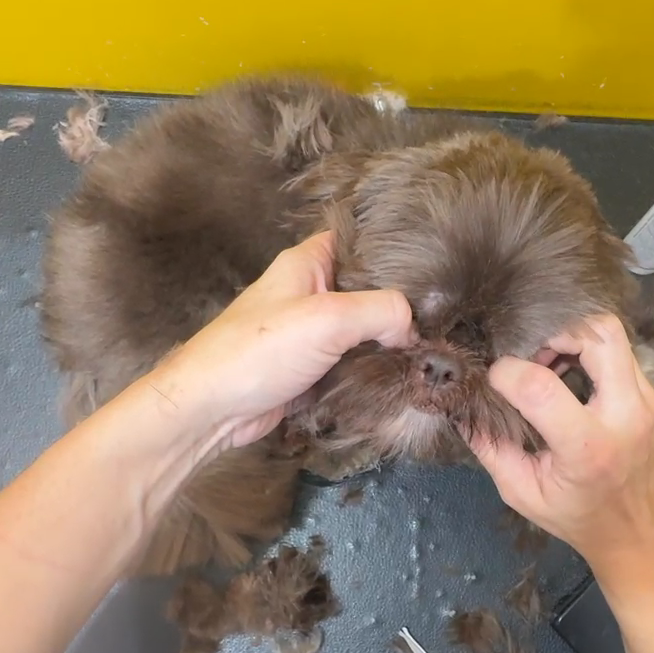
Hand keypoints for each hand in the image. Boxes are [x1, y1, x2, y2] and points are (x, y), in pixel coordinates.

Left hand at [139, 232, 414, 448]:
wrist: (212, 409)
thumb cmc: (259, 352)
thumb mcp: (328, 319)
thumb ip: (381, 312)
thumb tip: (412, 330)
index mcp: (308, 263)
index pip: (362, 242)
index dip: (397, 252)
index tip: (436, 270)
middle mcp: (310, 293)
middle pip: (367, 291)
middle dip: (399, 306)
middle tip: (441, 318)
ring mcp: (309, 333)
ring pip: (361, 331)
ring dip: (386, 343)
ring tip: (427, 349)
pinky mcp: (309, 369)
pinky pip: (349, 363)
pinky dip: (369, 370)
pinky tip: (398, 375)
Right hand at [466, 316, 653, 569]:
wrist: (635, 531)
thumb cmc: (575, 516)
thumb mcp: (521, 491)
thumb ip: (490, 446)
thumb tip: (462, 404)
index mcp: (587, 447)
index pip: (541, 387)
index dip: (507, 374)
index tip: (494, 381)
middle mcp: (624, 414)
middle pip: (597, 334)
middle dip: (555, 333)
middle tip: (532, 356)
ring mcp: (644, 399)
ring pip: (611, 332)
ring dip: (573, 337)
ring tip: (549, 364)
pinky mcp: (649, 393)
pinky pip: (619, 350)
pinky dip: (588, 350)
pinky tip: (568, 376)